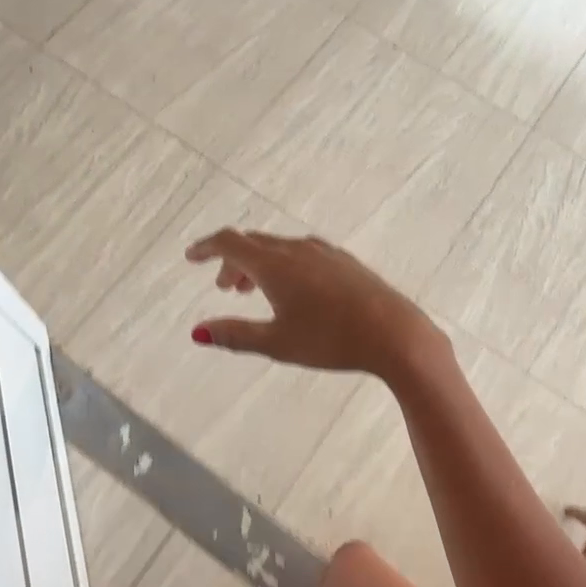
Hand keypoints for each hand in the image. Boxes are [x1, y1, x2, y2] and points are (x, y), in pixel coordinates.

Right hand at [184, 229, 448, 382]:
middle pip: (254, 244)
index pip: (230, 243)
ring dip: (260, 264)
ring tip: (256, 291)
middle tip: (225, 288)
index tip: (191, 257)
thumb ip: (235, 335)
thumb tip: (197, 332)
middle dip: (233, 261)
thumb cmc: (330, 340)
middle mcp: (297, 250)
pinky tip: (295, 290)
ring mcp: (325, 252)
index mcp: (274, 265)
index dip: (206, 247)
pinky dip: (284, 265)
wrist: (394, 334)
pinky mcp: (345, 262)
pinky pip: (302, 253)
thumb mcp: (276, 343)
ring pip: (280, 248)